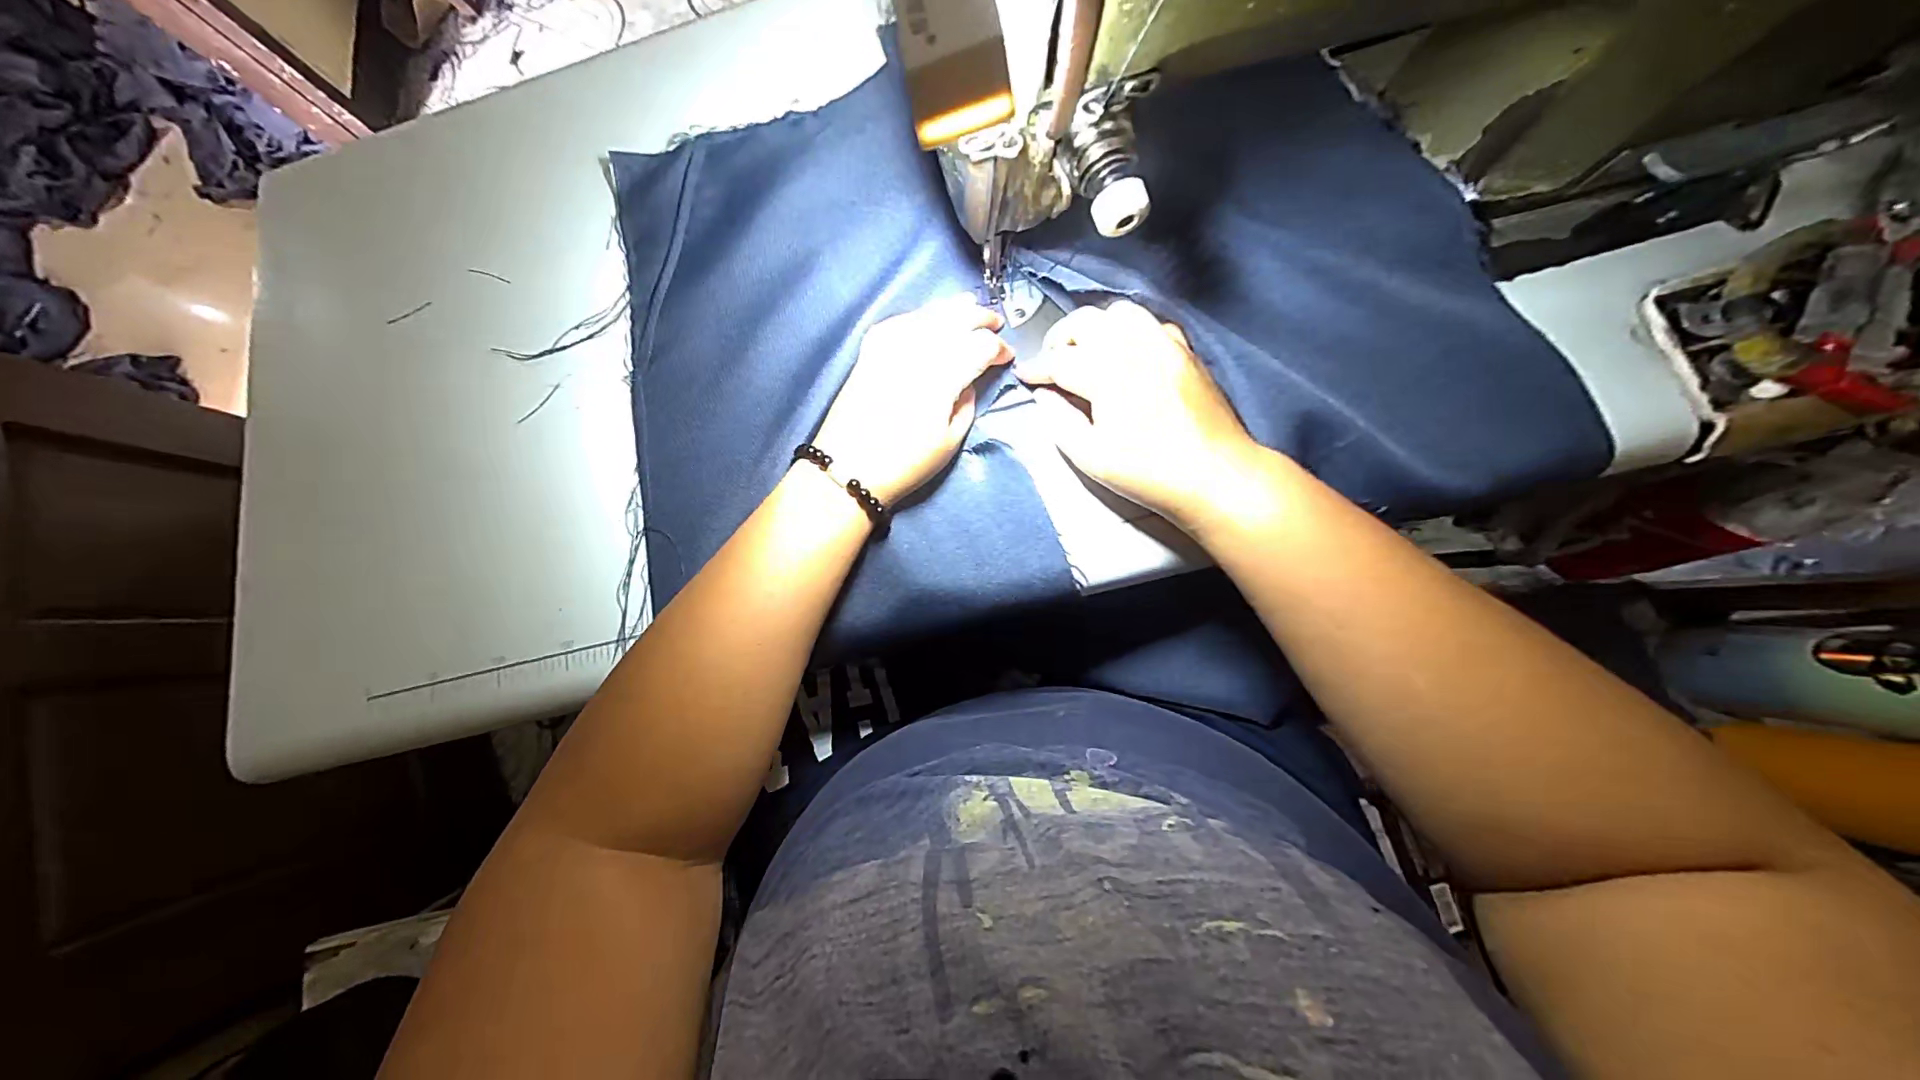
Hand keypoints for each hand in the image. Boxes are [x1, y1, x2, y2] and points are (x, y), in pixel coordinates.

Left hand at [811, 296, 1012, 505]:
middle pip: (957, 318)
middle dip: (981, 317)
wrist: (848, 467)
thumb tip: (971, 380)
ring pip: (930, 312)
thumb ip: (967, 402)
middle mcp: (918, 351)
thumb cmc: (903, 463)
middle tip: (994, 324)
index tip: (1006, 356)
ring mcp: (891, 345)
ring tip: (967, 310)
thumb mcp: (950, 440)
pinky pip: (902, 319)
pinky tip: (928, 319)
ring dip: (953, 309)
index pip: (981, 345)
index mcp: (943, 376)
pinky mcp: (871, 349)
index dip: (999, 347)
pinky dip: (921, 315)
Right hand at [1016, 300, 1264, 526]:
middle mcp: (1135, 348)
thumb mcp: (1091, 457)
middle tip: (1051, 361)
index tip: (1026, 376)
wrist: (1215, 474)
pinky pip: (1151, 324)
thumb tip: (1044, 396)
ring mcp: (1164, 345)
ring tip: (1085, 351)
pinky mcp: (1184, 351)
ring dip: (1094, 327)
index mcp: (1107, 373)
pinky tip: (1126, 354)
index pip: (1059, 358)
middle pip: (1085, 322)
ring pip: (1119, 314)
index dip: (1036, 367)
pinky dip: (1129, 331)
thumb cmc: (1151, 472)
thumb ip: (1059, 421)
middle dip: (1060, 338)